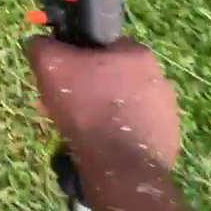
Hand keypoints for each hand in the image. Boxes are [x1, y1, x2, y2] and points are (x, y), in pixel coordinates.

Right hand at [24, 36, 180, 168]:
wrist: (120, 166)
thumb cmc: (85, 106)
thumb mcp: (48, 64)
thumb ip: (42, 44)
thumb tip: (42, 44)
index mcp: (137, 53)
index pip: (97, 45)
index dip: (72, 58)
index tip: (58, 76)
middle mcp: (159, 76)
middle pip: (107, 74)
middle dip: (82, 86)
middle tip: (61, 103)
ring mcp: (167, 110)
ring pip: (118, 100)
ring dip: (96, 107)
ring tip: (75, 125)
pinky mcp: (167, 137)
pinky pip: (131, 124)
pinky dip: (113, 129)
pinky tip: (97, 140)